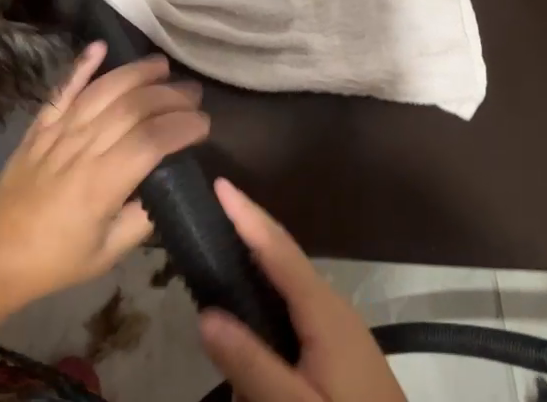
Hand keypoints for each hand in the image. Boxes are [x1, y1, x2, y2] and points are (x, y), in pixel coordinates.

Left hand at [0, 42, 210, 309]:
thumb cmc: (55, 259)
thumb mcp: (108, 253)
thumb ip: (142, 220)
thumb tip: (167, 190)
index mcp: (102, 184)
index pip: (152, 141)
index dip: (182, 127)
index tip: (204, 124)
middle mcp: (81, 148)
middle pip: (132, 107)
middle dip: (169, 95)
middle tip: (193, 94)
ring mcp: (58, 132)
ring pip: (102, 91)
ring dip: (135, 73)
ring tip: (162, 65)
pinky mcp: (40, 126)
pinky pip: (62, 89)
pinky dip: (81, 65)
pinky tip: (100, 46)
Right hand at [198, 179, 404, 401]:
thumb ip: (252, 365)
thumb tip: (205, 314)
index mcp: (326, 314)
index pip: (279, 250)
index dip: (247, 215)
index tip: (218, 182)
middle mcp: (335, 311)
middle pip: (284, 257)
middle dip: (248, 229)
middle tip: (205, 212)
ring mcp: (341, 332)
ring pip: (289, 285)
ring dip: (257, 262)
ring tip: (217, 247)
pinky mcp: (340, 354)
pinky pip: (295, 310)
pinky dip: (267, 297)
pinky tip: (248, 312)